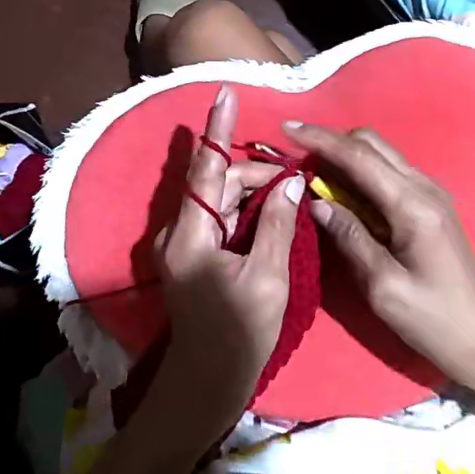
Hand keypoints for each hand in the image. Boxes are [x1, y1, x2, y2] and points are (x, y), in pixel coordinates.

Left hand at [154, 85, 300, 420]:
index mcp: (190, 234)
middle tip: (295, 176)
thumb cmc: (239, 333)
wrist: (206, 381)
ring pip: (219, 197)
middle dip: (255, 172)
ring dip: (252, 190)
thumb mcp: (267, 277)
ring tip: (288, 189)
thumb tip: (291, 182)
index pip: (205, 167)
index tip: (224, 92)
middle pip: (217, 182)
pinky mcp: (192, 252)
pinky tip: (271, 207)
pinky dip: (244, 207)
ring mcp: (183, 241)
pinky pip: (219, 216)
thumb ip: (276, 223)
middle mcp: (179, 230)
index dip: (217, 128)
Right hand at [285, 122, 474, 396]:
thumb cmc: (434, 321)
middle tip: (295, 159)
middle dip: (331, 142)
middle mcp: (423, 187)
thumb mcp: (383, 286)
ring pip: (379, 155)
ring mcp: (430, 194)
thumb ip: (349, 237)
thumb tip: (315, 201)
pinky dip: (359, 172)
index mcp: (412, 204)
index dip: (320, 139)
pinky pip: (388, 173)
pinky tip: (340, 192)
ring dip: (344, 156)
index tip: (286, 129)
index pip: (358, 156)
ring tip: (310, 174)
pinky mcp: (429, 206)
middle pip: (371, 143)